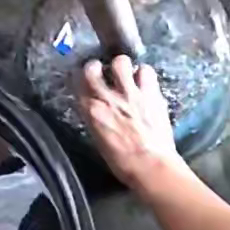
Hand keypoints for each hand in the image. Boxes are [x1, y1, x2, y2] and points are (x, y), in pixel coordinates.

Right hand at [80, 56, 182, 189]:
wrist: (152, 167)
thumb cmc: (123, 162)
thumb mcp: (99, 139)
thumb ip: (95, 118)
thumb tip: (96, 107)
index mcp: (91, 111)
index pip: (77, 84)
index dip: (80, 78)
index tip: (84, 79)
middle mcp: (107, 98)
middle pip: (92, 67)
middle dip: (95, 66)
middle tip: (102, 70)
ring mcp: (130, 93)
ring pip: (120, 62)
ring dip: (122, 66)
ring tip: (127, 74)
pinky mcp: (151, 92)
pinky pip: (146, 70)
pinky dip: (144, 74)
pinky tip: (145, 81)